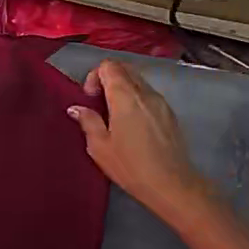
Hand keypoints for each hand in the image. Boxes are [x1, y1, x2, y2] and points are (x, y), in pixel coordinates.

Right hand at [67, 60, 212, 218]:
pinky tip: (133, 126)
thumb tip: (77, 108)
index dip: (94, 76)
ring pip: (139, 81)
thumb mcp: (100, 147)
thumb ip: (88, 121)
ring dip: (123, 90)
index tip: (90, 99)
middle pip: (125, 68)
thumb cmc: (131, 166)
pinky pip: (149, 95)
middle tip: (100, 104)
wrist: (171, 183)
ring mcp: (161, 101)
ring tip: (116, 117)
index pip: (109, 66)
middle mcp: (145, 92)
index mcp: (125, 96)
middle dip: (108, 79)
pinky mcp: (170, 113)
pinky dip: (137, 100)